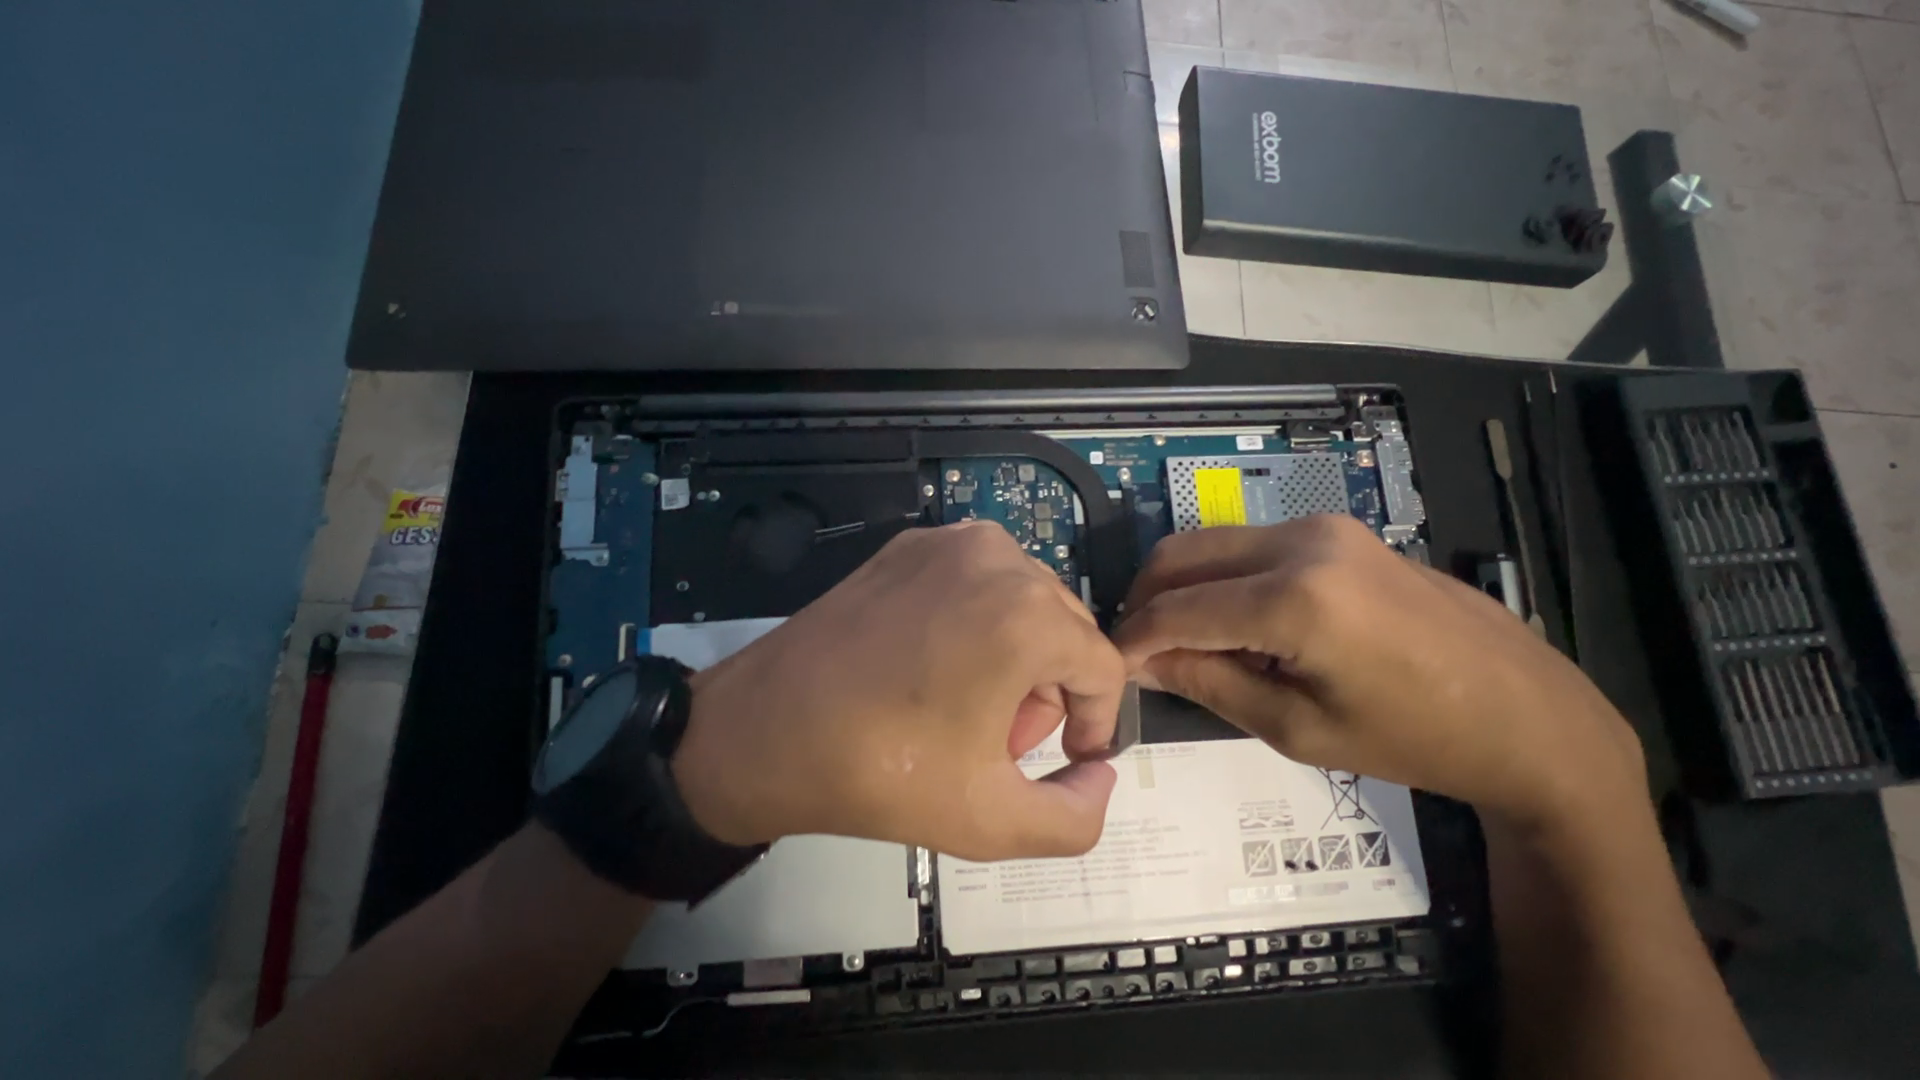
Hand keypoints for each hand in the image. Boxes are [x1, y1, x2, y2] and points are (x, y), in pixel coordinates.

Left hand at [670, 521, 1127, 860]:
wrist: (762, 731)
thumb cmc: (882, 772)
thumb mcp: (992, 821)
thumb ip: (1076, 818)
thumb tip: (1098, 773)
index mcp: (1026, 613)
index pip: (1102, 668)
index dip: (1094, 723)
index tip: (1065, 762)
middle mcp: (995, 559)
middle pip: (1064, 631)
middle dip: (1048, 693)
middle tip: (999, 746)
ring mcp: (946, 544)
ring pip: (1022, 604)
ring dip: (1014, 660)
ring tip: (965, 713)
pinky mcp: (907, 547)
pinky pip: (975, 585)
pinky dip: (974, 625)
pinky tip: (933, 672)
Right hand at [1110, 515, 1644, 829]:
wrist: (1529, 714)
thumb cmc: (1415, 738)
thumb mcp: (1298, 728)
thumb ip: (1209, 684)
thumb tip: (1143, 662)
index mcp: (1295, 598)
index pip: (1178, 608)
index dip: (1133, 638)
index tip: (1109, 666)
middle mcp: (1303, 541)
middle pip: (1184, 554)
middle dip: (1146, 600)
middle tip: (1136, 651)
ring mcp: (1327, 526)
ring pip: (1216, 542)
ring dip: (1184, 586)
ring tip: (1183, 642)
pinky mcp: (1343, 530)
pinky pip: (1255, 544)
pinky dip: (1225, 577)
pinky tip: (1236, 623)